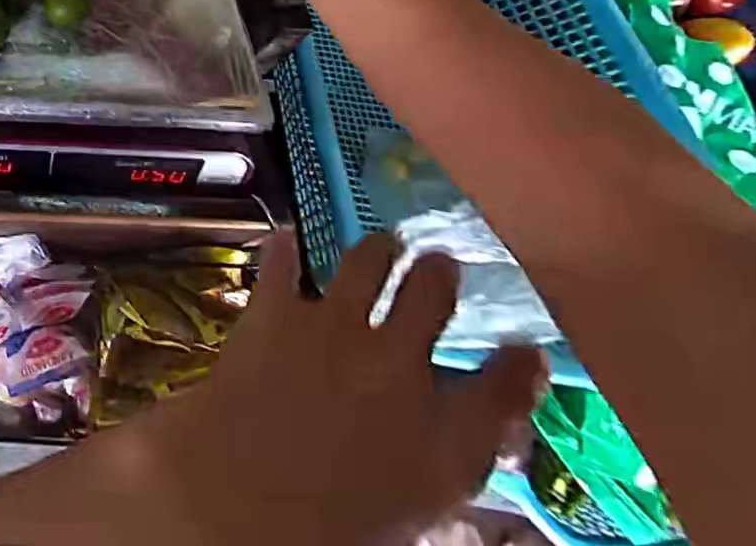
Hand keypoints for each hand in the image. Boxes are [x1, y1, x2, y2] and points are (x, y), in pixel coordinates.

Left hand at [136, 235, 545, 545]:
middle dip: (438, 272)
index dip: (520, 366)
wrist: (228, 514)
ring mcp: (333, 328)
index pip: (502, 391)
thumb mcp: (405, 519)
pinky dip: (284, 250)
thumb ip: (442, 488)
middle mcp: (394, 364)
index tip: (527, 349)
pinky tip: (285, 240)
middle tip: (437, 263)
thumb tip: (464, 478)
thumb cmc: (322, 538)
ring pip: (368, 260)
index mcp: (436, 437)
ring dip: (378, 250)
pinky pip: (282, 262)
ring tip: (381, 245)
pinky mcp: (276, 312)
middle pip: (432, 292)